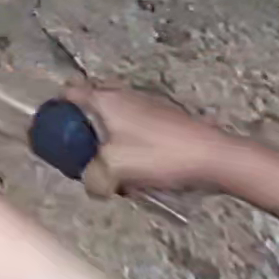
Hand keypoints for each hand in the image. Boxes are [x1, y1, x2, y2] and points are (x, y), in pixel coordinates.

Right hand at [62, 84, 247, 197]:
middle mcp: (118, 92)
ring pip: (116, 113)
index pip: (66, 92)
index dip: (57, 109)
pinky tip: (146, 161)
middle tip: (87, 148)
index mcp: (101, 98)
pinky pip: (138, 121)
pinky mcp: (168, 115)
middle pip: (90, 103)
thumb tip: (90, 185)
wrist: (222, 159)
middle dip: (85, 124)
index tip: (58, 130)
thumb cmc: (161, 155)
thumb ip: (94, 178)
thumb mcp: (118, 171)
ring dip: (111, 132)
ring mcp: (146, 102)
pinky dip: (134, 136)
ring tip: (119, 160)